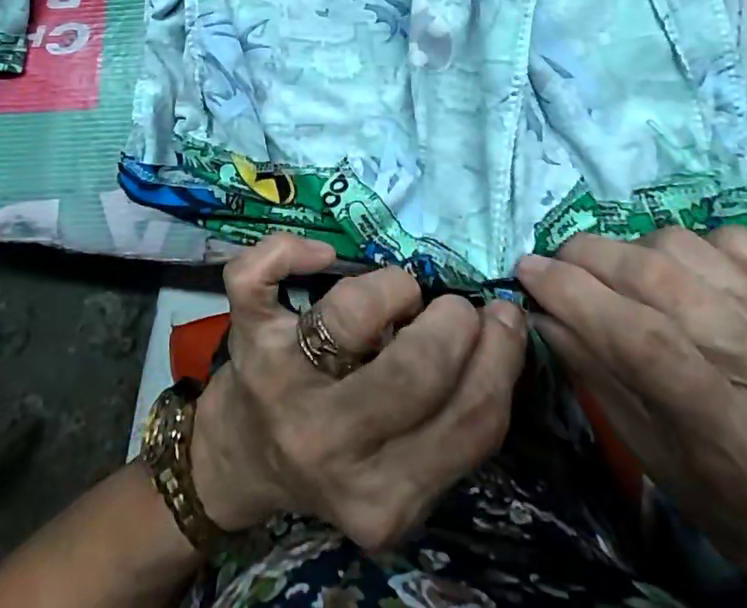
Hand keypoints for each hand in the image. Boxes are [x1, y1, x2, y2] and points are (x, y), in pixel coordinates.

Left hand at [189, 234, 527, 551]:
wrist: (243, 458)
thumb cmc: (336, 455)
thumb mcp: (403, 471)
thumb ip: (448, 421)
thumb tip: (498, 327)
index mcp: (383, 496)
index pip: (466, 424)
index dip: (498, 360)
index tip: (503, 320)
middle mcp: (327, 445)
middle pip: (414, 369)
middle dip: (452, 323)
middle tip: (454, 309)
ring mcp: (278, 386)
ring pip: (351, 313)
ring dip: (393, 287)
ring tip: (401, 294)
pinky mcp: (243, 339)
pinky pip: (257, 276)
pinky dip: (289, 250)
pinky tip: (322, 255)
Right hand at [516, 226, 746, 607]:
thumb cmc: (721, 491)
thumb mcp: (641, 446)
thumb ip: (591, 368)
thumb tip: (536, 302)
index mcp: (745, 443)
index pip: (646, 343)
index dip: (576, 294)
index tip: (527, 269)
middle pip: (667, 283)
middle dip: (591, 257)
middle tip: (556, 260)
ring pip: (691, 249)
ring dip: (631, 249)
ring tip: (616, 273)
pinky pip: (731, 240)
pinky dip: (686, 248)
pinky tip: (679, 278)